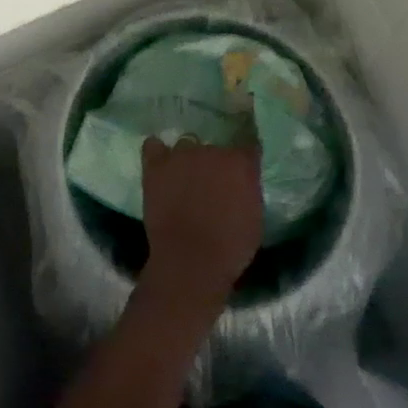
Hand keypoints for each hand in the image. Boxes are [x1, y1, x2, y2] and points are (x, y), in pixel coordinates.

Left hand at [139, 136, 261, 303]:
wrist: (190, 261)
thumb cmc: (230, 247)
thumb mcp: (254, 217)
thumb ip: (247, 188)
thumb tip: (239, 181)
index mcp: (240, 163)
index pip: (247, 146)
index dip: (244, 159)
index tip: (241, 171)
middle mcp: (210, 150)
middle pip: (214, 147)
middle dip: (214, 164)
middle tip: (211, 186)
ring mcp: (180, 155)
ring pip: (186, 146)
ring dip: (188, 160)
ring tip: (184, 180)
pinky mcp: (155, 166)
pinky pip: (153, 146)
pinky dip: (157, 153)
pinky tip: (160, 166)